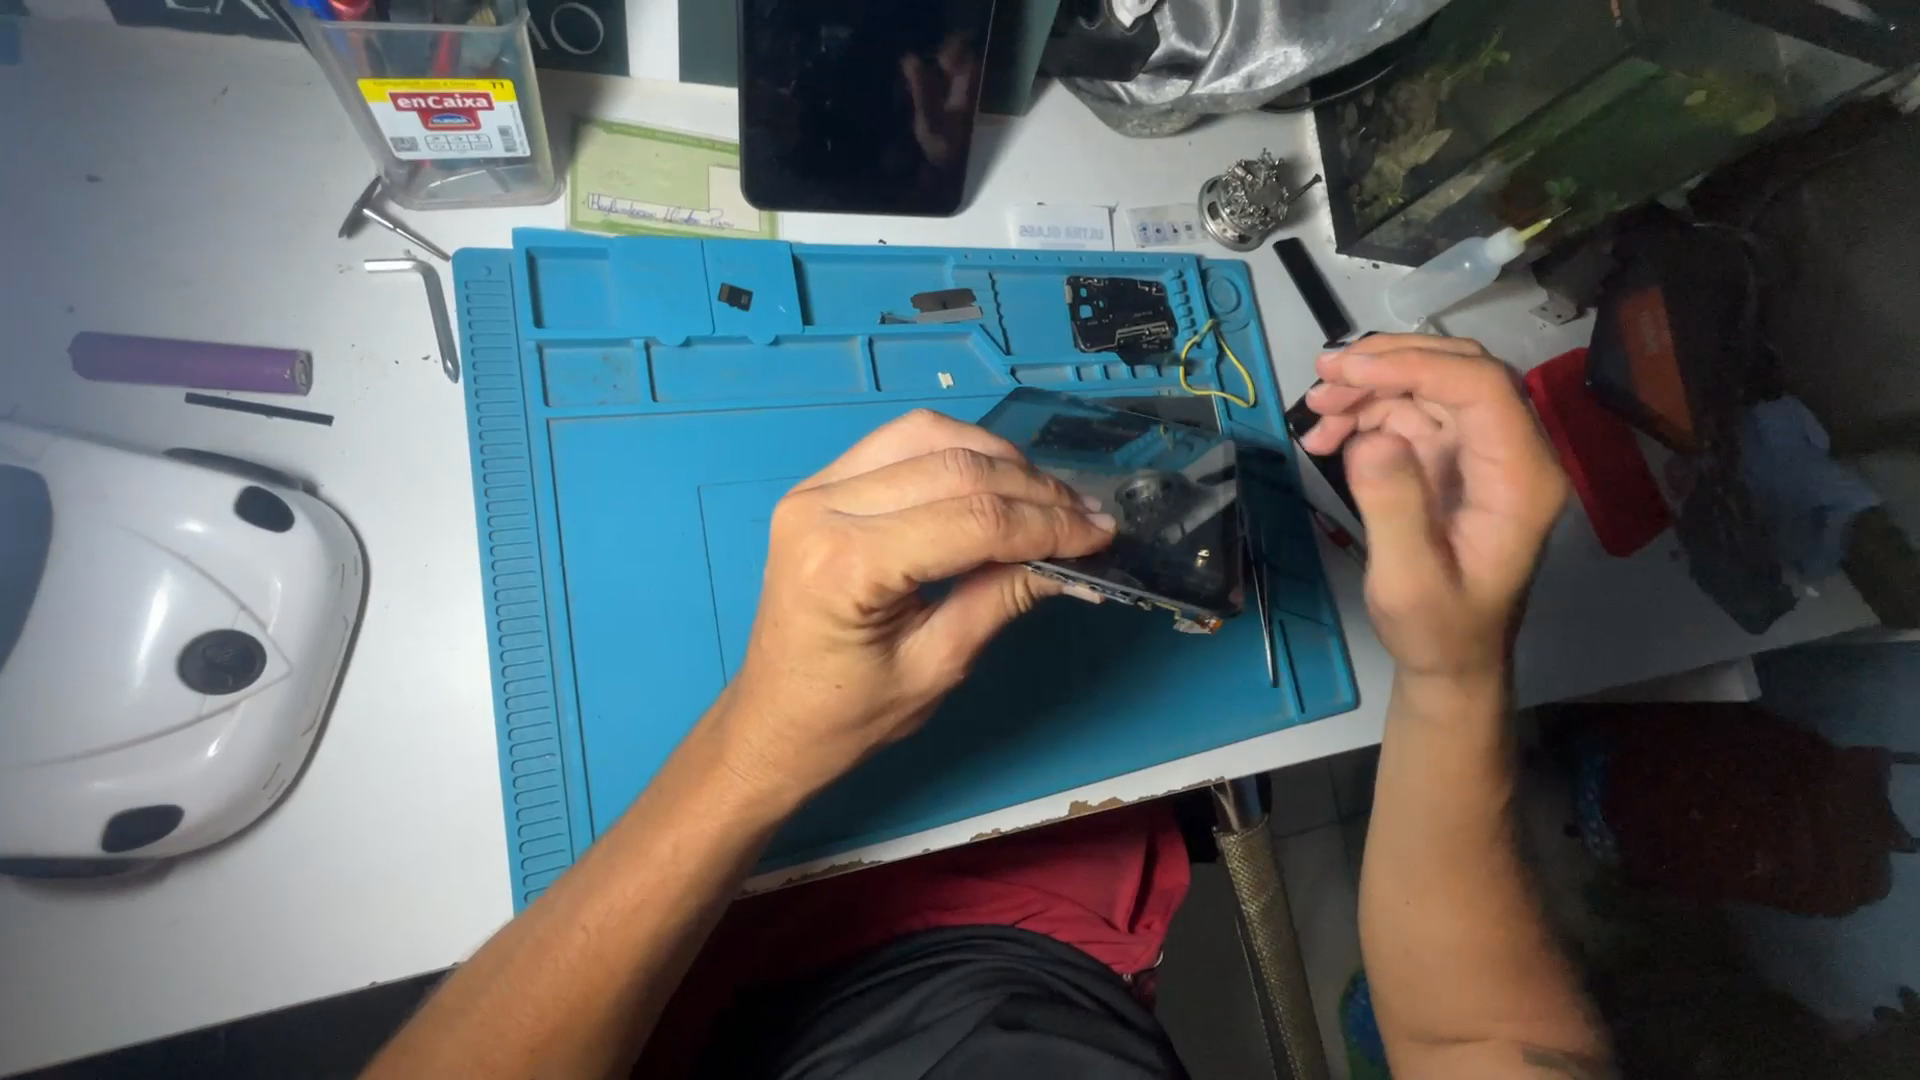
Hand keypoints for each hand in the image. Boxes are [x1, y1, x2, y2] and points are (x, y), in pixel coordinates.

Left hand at [711, 409, 1116, 804]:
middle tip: (1085, 517)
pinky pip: (900, 442)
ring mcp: (814, 488)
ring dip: (998, 459)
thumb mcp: (937, 667)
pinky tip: (993, 479)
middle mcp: (822, 508)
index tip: (1099, 534)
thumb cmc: (848, 716)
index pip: (971, 520)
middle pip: (953, 468)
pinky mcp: (819, 485)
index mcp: (846, 565)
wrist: (772, 722)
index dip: (1046, 524)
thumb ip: (1002, 599)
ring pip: (928, 436)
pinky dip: (957, 451)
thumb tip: (1074, 561)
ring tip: (1046, 497)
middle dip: (1033, 489)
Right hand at [1301, 335, 1566, 685]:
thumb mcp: (1407, 579)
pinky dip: (1365, 415)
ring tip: (1314, 413)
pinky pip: (1409, 415)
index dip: (1412, 367)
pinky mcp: (1450, 462)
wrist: (1448, 657)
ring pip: (1429, 387)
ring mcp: (1479, 455)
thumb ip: (1394, 508)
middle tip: (1322, 378)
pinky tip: (1329, 437)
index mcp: (1519, 478)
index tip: (1344, 374)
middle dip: (1388, 364)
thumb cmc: (1436, 628)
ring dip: (1369, 389)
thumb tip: (1368, 439)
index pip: (1479, 388)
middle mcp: (1509, 454)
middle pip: (1459, 372)